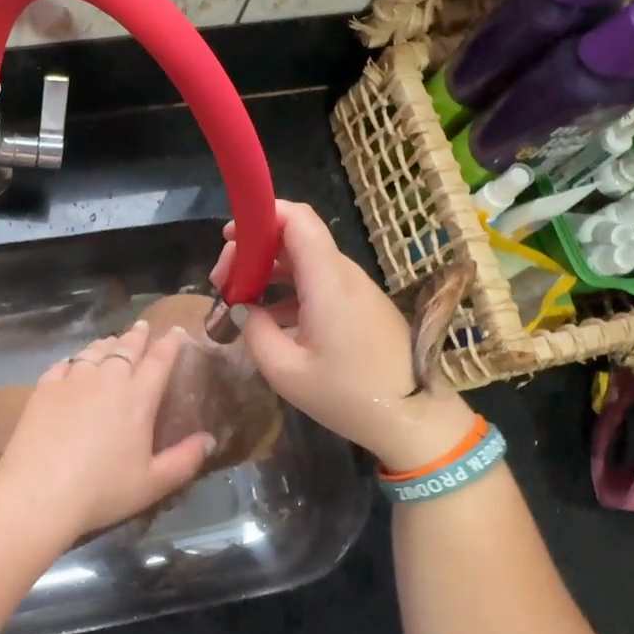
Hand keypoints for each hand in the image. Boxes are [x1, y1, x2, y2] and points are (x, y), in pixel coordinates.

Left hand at [0, 322, 214, 546]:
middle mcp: (106, 380)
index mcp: (137, 398)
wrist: (38, 494)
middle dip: (138, 336)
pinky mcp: (43, 389)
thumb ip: (184, 460)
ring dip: (107, 344)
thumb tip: (209, 439)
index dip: (170, 344)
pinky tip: (74, 363)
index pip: (159, 360)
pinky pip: (63, 364)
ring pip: (93, 351)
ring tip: (112, 341)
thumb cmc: (102, 491)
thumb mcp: (153, 483)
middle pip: (125, 348)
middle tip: (143, 327)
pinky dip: (74, 359)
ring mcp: (71, 381)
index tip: (176, 331)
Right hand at [211, 201, 476, 472]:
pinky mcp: (359, 305)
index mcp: (327, 282)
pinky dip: (287, 288)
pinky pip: (318, 281)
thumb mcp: (285, 371)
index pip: (297, 220)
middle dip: (253, 250)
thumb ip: (254, 331)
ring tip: (237, 300)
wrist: (411, 417)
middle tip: (222, 283)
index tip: (229, 236)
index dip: (261, 215)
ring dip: (268, 271)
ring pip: (305, 260)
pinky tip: (266, 316)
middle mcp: (343, 275)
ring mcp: (355, 289)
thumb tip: (240, 308)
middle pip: (295, 237)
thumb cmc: (346, 396)